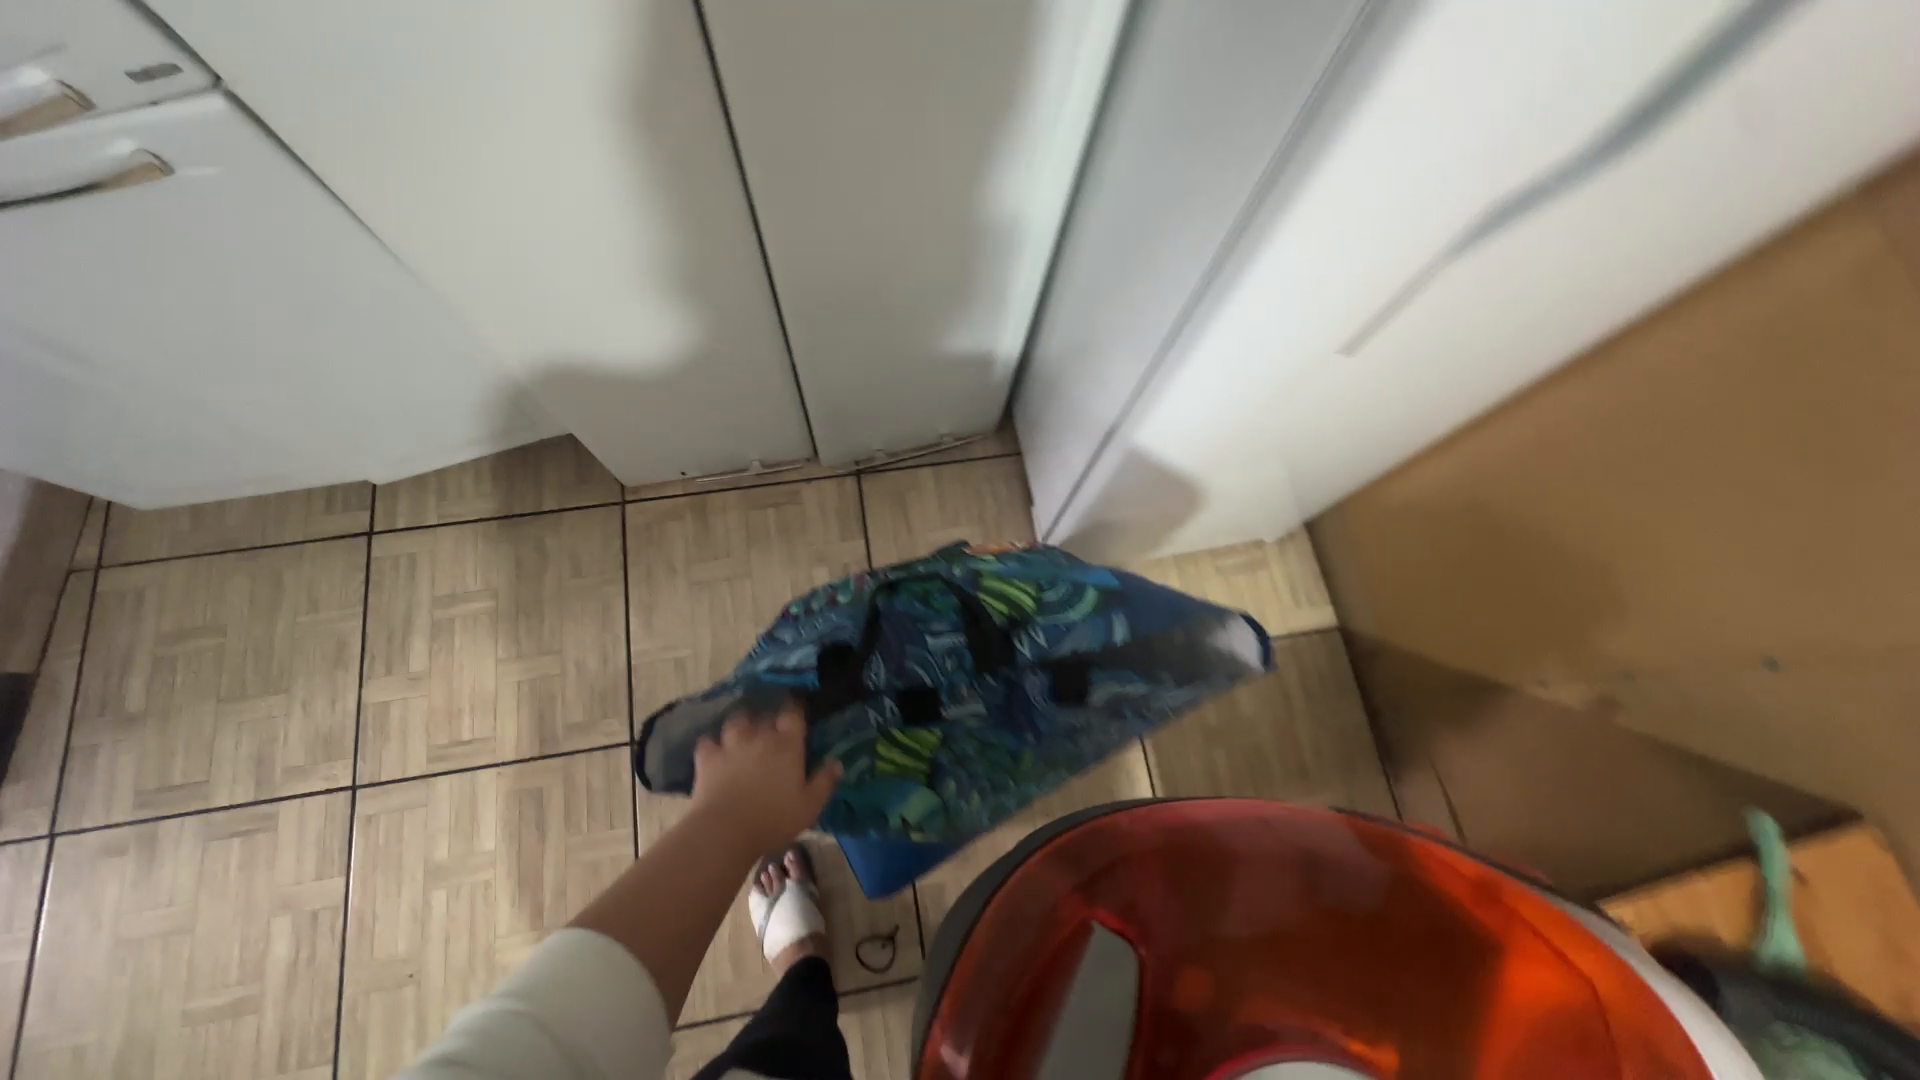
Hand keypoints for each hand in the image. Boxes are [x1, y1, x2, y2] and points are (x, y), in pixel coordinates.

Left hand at [690, 700, 842, 854]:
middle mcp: (759, 737)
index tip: (797, 711)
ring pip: (736, 721)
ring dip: (742, 724)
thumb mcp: (809, 806)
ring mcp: (730, 745)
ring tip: (744, 733)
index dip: (795, 709)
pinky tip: (715, 751)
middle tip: (773, 731)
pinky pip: (708, 741)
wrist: (725, 830)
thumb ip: (824, 782)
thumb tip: (837, 763)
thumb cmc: (773, 819)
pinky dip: (713, 744)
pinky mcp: (707, 758)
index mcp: (787, 745)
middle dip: (770, 720)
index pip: (793, 714)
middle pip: (765, 716)